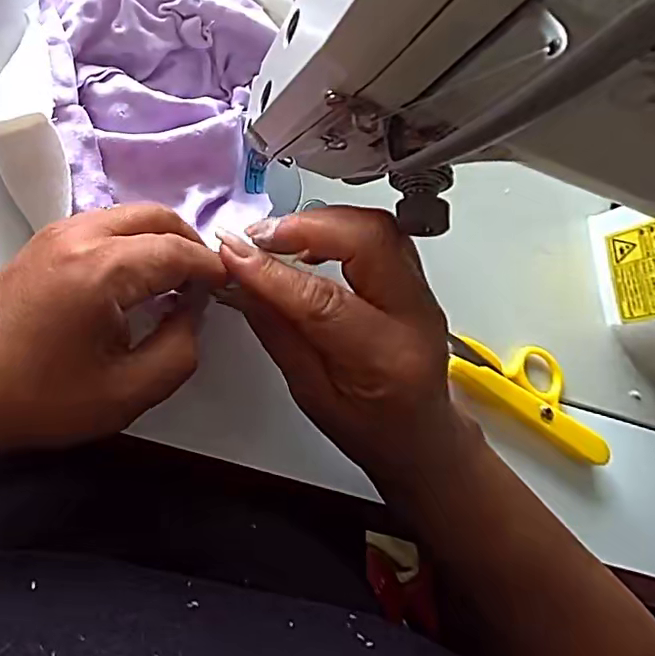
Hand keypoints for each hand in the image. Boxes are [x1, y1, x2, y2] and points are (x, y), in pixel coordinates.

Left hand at [0, 204, 224, 458]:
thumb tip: (193, 312)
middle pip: (155, 216)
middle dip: (189, 242)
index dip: (211, 267)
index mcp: (103, 267)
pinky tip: (133, 278)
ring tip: (173, 281)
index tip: (231, 286)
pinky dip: (131, 239)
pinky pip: (102, 224)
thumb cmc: (37, 398)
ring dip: (159, 238)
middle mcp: (81, 234)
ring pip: (127, 214)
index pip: (177, 250)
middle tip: (205, 282)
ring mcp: (57, 232)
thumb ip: (178, 351)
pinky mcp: (42, 241)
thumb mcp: (123, 393)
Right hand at [216, 206, 475, 485]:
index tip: (234, 253)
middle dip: (305, 226)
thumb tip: (240, 282)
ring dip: (319, 220)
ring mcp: (420, 291)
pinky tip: (306, 238)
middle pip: (369, 240)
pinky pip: (378, 232)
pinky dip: (335, 224)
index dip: (271, 272)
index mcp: (386, 359)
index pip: (324, 301)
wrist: (420, 435)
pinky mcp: (414, 275)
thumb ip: (275, 331)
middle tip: (258, 235)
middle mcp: (414, 317)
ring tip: (275, 235)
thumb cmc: (372, 428)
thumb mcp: (309, 393)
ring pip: (376, 226)